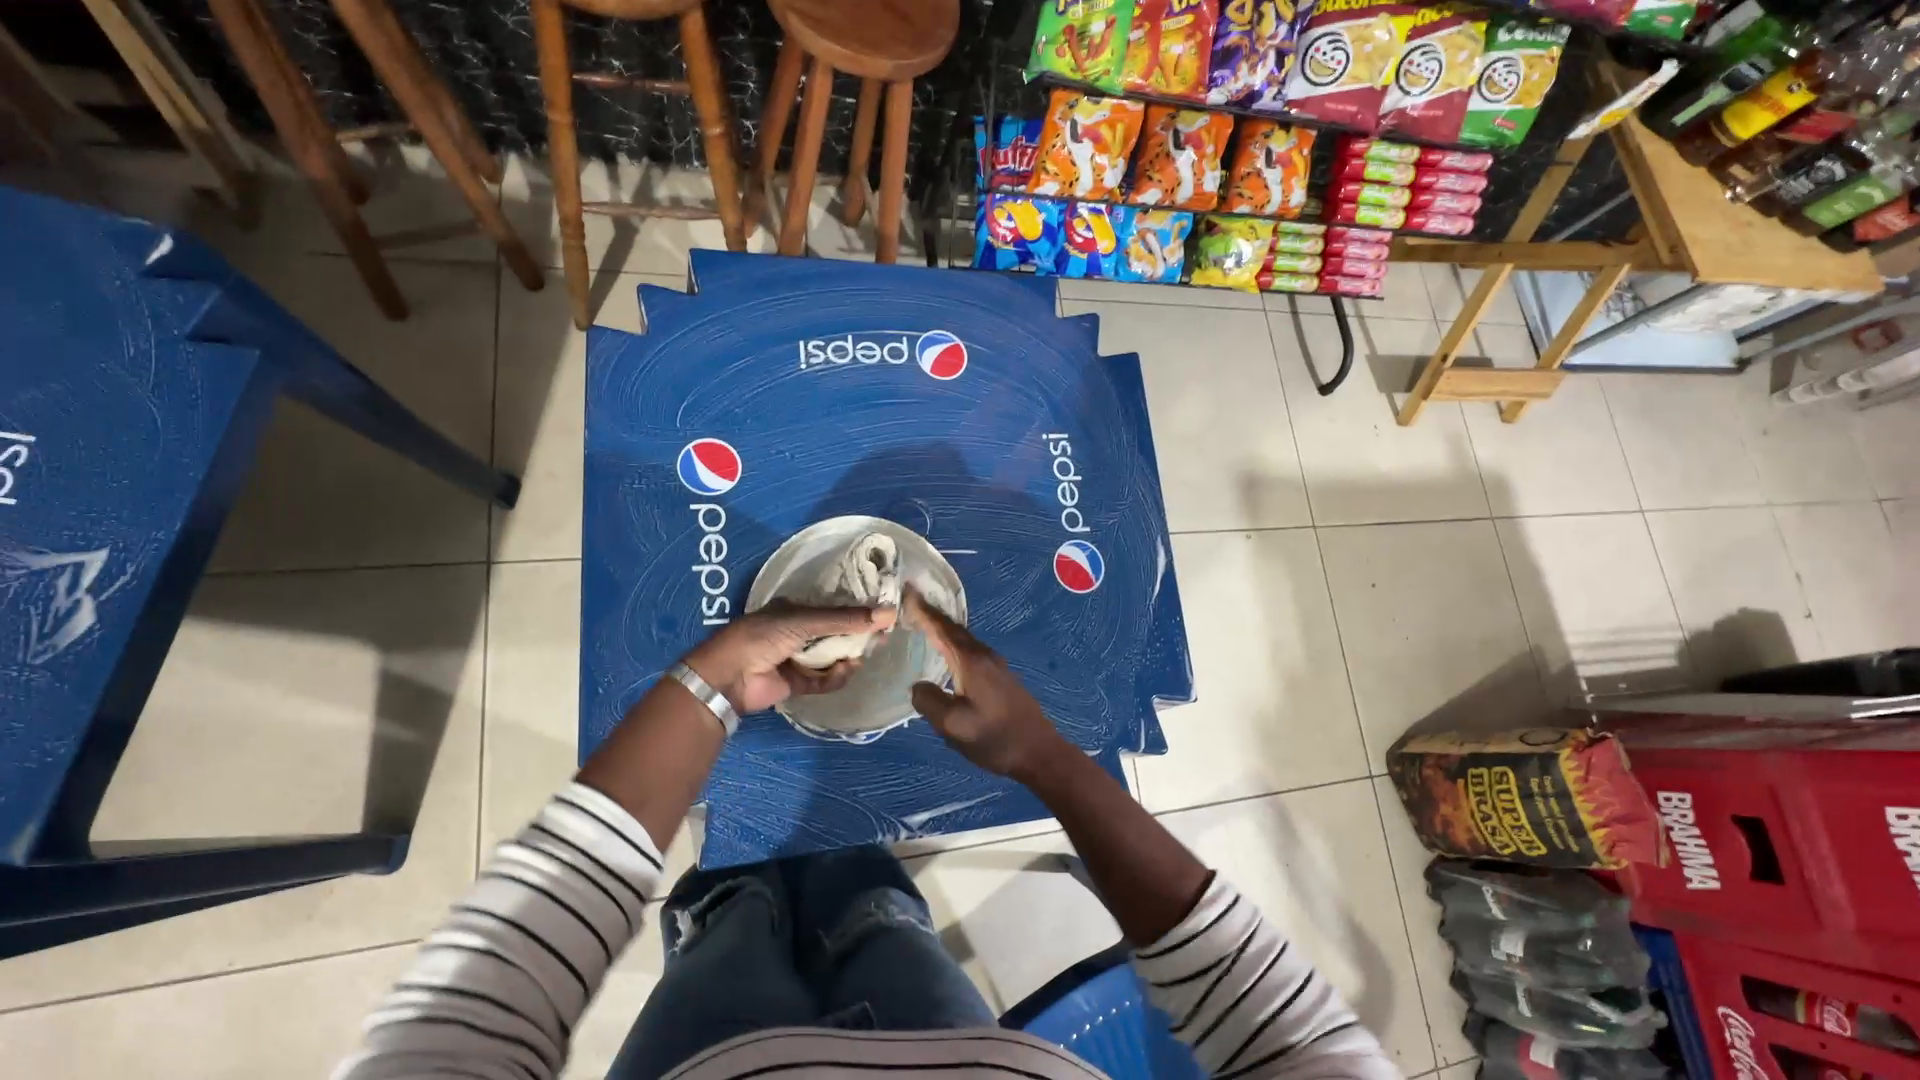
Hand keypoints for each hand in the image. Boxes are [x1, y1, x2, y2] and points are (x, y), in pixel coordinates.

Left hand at [682, 603, 897, 713]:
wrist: (729, 676)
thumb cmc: (764, 636)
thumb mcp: (805, 621)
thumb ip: (846, 619)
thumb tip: (889, 613)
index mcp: (795, 610)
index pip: (834, 607)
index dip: (857, 611)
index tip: (882, 614)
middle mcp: (798, 632)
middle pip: (837, 633)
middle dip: (858, 636)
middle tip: (882, 637)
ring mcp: (798, 658)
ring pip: (833, 657)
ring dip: (848, 657)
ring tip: (860, 656)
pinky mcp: (798, 683)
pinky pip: (825, 679)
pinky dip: (836, 676)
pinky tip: (844, 670)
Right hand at [906, 587, 1074, 780]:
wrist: (1039, 752)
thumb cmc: (995, 738)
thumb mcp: (953, 725)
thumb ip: (929, 701)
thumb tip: (917, 686)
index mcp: (970, 661)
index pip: (941, 628)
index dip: (921, 610)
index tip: (905, 591)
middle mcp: (984, 655)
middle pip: (953, 628)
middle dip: (931, 613)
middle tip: (908, 602)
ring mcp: (995, 664)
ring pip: (963, 638)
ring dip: (942, 628)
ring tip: (921, 622)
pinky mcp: (1000, 676)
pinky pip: (969, 649)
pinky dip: (952, 642)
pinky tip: (945, 651)